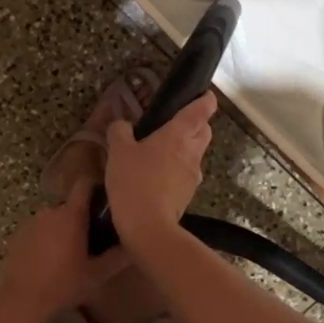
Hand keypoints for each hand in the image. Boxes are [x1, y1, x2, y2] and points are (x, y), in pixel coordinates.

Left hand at [0, 179, 126, 314]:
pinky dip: (46, 239)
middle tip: (93, 239)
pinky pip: (39, 230)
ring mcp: (31, 222)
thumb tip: (134, 245)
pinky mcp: (18, 234)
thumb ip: (117, 257)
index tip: (106, 199)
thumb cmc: (63, 285)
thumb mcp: (96, 274)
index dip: (96, 187)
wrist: (22, 300)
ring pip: (54, 219)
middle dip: (81, 218)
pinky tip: (49, 261)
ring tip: (70, 253)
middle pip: (71, 206)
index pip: (84, 184)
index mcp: (71, 215)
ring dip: (63, 230)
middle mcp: (50, 211)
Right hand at [104, 92, 215, 237]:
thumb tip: (122, 125)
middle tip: (175, 123)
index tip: (205, 95)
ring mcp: (192, 176)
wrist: (148, 227)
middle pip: (204, 131)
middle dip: (196, 124)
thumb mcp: (118, 151)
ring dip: (184, 149)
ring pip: (195, 154)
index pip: (201, 111)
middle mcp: (192, 152)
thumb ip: (120, 132)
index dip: (205, 100)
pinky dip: (176, 170)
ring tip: (160, 151)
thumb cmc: (134, 181)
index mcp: (178, 135)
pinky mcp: (187, 195)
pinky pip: (185, 174)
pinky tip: (156, 176)